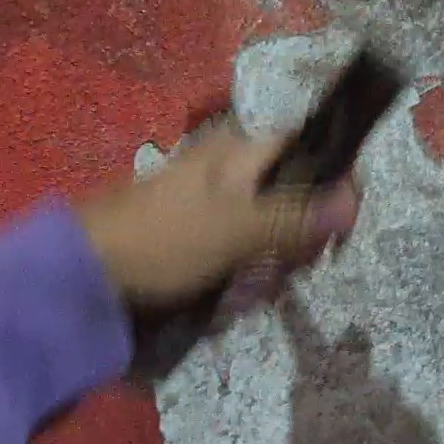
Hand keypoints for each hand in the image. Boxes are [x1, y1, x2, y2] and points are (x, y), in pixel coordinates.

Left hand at [76, 125, 359, 312]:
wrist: (88, 272)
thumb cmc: (167, 238)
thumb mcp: (239, 227)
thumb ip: (298, 215)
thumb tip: (354, 201)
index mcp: (240, 149)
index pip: (308, 149)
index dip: (333, 184)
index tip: (337, 229)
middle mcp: (231, 167)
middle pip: (293, 195)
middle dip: (296, 238)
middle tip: (283, 268)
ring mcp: (214, 201)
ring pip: (270, 228)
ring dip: (270, 262)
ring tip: (248, 289)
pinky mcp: (199, 234)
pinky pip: (242, 250)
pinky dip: (244, 272)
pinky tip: (231, 294)